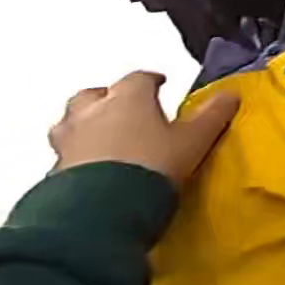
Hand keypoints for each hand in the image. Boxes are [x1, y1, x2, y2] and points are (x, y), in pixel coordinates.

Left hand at [49, 71, 239, 183]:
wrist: (102, 206)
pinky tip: (97, 159)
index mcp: (127, 99)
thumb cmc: (154, 160)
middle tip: (125, 104)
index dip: (151, 79)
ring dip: (87, 121)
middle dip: (108, 96)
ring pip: (72, 120)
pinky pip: (68, 149)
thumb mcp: (197, 137)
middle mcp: (92, 113)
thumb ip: (214, 113)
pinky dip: (81, 148)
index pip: (137, 78)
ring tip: (107, 131)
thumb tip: (230, 94)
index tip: (162, 83)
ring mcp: (67, 141)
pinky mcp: (54, 168)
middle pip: (93, 95)